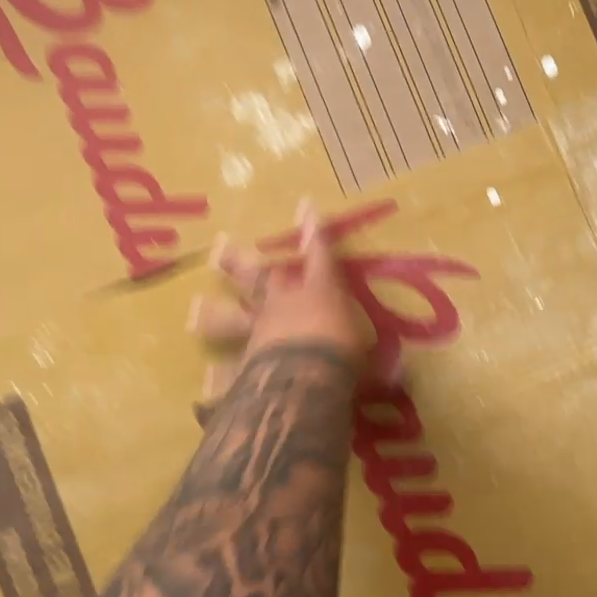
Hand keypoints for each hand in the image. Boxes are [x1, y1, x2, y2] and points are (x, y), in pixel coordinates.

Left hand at [190, 201, 369, 409]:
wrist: (302, 381)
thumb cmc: (343, 357)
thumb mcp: (370, 361)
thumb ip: (381, 368)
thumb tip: (401, 377)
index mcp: (319, 294)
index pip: (320, 255)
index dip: (314, 232)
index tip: (305, 206)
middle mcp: (282, 306)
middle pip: (257, 276)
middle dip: (240, 261)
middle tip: (220, 245)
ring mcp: (256, 333)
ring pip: (228, 317)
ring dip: (213, 314)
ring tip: (196, 310)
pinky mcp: (240, 364)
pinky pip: (224, 371)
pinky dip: (215, 381)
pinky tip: (202, 390)